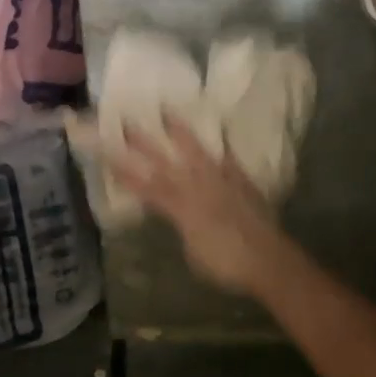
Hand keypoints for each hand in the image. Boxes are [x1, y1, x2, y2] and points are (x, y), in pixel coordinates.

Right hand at [109, 116, 291, 295]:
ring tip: (168, 112)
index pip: (145, 185)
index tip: (107, 153)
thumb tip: (176, 214)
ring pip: (195, 150)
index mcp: (180, 206)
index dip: (125, 170)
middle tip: (126, 122)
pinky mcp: (241, 180)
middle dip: (143, 143)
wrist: (269, 260)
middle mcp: (197, 187)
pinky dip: (220, 146)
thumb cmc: (226, 264)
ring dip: (179, 131)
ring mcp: (221, 180)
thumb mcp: (192, 252)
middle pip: (164, 162)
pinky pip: (227, 158)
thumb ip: (181, 226)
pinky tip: (218, 135)